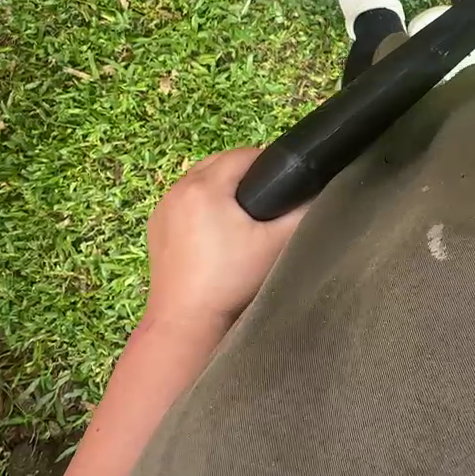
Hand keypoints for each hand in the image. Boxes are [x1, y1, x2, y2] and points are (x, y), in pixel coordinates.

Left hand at [143, 148, 305, 326]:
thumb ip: (302, 211)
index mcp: (206, 185)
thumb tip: (319, 192)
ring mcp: (163, 208)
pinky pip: (185, 201)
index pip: (245, 154)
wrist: (186, 321)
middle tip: (269, 201)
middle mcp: (178, 189)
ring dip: (223, 188)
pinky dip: (202, 205)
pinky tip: (217, 231)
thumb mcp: (277, 243)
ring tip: (245, 216)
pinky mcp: (156, 227)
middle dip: (246, 174)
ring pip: (201, 180)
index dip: (270, 165)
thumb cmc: (232, 279)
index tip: (285, 186)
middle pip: (220, 163)